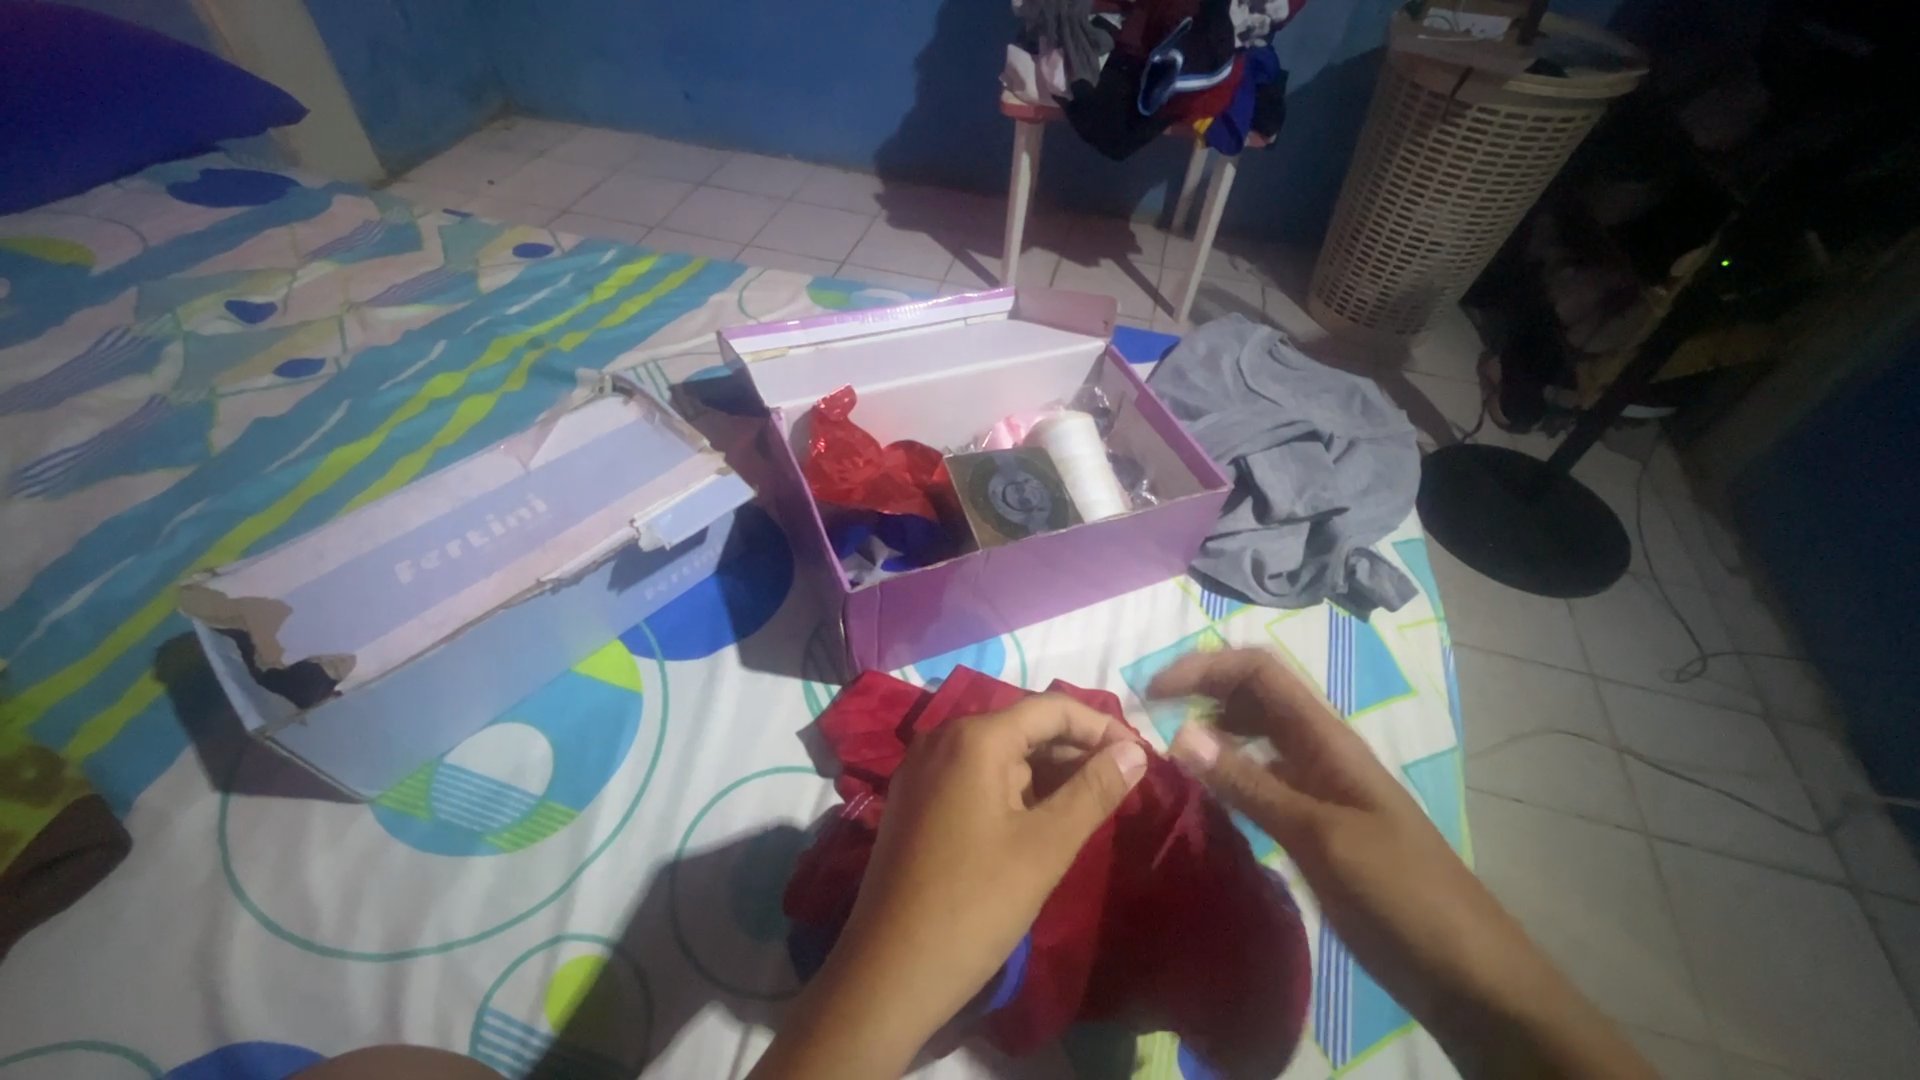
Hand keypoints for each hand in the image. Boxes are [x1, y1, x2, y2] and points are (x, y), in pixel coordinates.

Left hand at [752, 694, 1147, 1079]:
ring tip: (1092, 805)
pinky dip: (1015, 789)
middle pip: (1024, 727)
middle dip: (1077, 751)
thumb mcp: (1045, 847)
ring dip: (1048, 772)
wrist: (888, 972)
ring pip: (1001, 754)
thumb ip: (1094, 790)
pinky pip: (975, 776)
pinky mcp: (916, 800)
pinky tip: (1041, 819)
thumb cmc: (974, 905)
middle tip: (1124, 785)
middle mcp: (942, 738)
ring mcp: (923, 769)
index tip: (1141, 756)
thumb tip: (1135, 750)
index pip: (1052, 709)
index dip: (1102, 726)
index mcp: (974, 737)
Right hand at [1151, 649, 1654, 1079]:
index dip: (1204, 668)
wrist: (1468, 973)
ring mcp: (1316, 789)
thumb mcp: (1321, 836)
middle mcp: (1318, 752)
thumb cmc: (1403, 893)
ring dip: (1211, 732)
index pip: (1259, 672)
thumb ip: (1251, 784)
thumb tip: (1180, 733)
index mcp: (1328, 739)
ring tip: (1168, 756)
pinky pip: (1259, 781)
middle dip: (1202, 692)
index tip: (1153, 694)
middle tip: (1149, 721)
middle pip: (1253, 695)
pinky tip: (1204, 800)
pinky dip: (1226, 776)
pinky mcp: (1312, 826)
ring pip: (1254, 737)